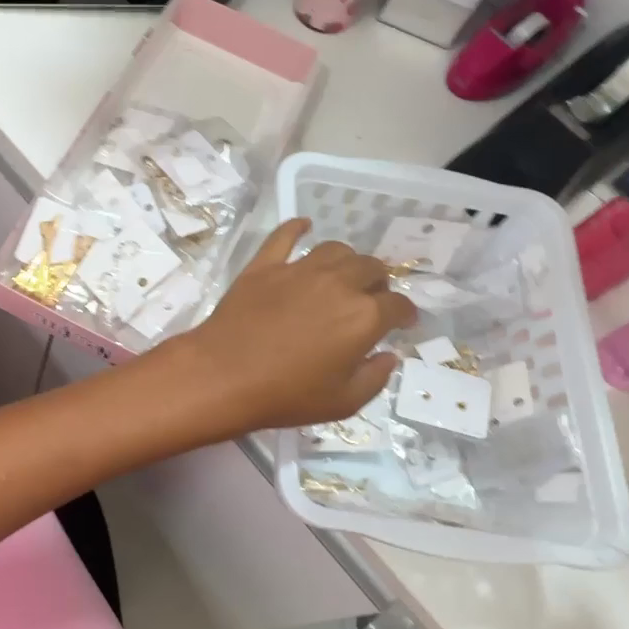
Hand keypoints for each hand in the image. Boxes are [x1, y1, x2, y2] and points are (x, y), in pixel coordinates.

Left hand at [160, 217, 415, 435]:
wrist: (223, 376)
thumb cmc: (285, 396)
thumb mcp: (343, 402)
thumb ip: (374, 378)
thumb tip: (388, 356)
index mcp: (364, 317)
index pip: (398, 306)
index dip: (405, 314)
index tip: (403, 322)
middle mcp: (338, 284)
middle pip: (370, 268)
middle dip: (378, 283)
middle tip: (371, 298)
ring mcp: (298, 270)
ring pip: (335, 250)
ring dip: (347, 261)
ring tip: (343, 275)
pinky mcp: (264, 266)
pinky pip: (284, 236)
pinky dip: (296, 228)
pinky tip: (303, 225)